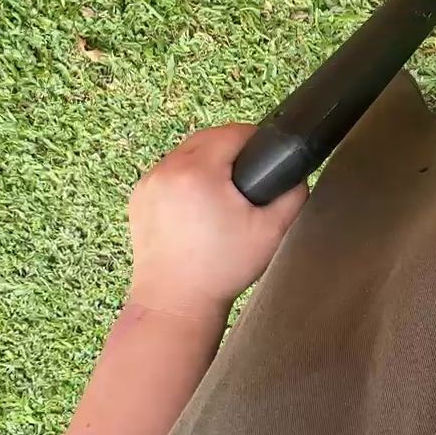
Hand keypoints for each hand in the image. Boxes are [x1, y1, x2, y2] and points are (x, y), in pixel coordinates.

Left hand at [127, 124, 307, 319]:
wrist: (176, 302)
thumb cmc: (223, 267)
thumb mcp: (273, 230)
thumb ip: (293, 194)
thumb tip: (296, 175)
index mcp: (198, 171)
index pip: (233, 132)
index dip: (256, 140)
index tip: (267, 159)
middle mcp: (167, 170)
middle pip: (207, 137)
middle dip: (232, 148)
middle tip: (251, 175)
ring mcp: (148, 183)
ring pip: (186, 152)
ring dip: (208, 159)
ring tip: (226, 188)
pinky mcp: (139, 198)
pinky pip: (169, 171)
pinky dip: (187, 176)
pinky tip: (201, 199)